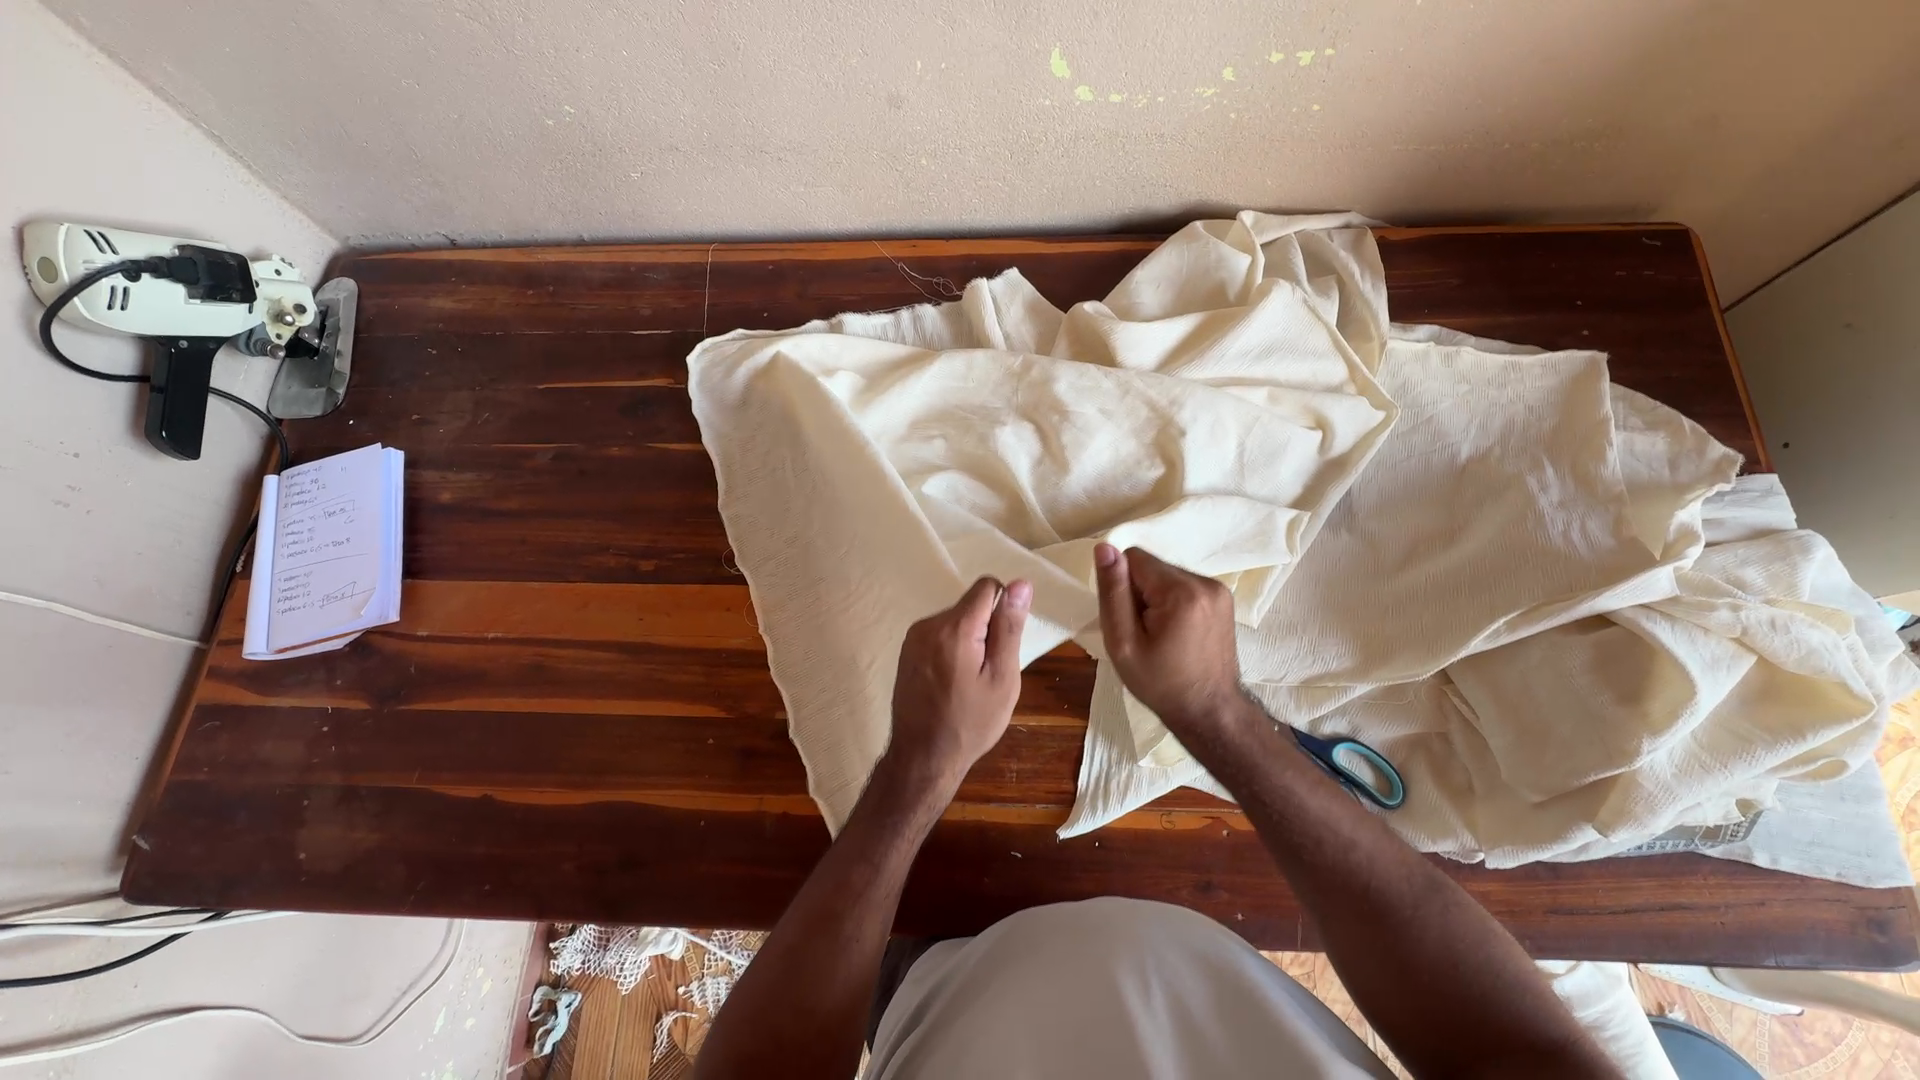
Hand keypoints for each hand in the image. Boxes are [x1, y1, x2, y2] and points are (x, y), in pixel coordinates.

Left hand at [885, 577, 1031, 785]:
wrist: (922, 757)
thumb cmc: (970, 723)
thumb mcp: (1002, 678)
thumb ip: (1009, 627)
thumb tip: (1021, 584)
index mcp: (955, 628)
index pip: (988, 587)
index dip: (1004, 610)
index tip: (1003, 644)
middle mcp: (929, 624)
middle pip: (970, 605)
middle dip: (985, 628)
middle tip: (988, 671)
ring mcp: (913, 637)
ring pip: (955, 620)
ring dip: (968, 640)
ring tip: (969, 680)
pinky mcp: (907, 650)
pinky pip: (939, 634)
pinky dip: (952, 649)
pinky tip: (952, 681)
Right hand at [1095, 543, 1250, 737]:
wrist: (1209, 711)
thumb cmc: (1160, 684)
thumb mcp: (1123, 642)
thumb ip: (1113, 592)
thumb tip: (1104, 547)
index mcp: (1181, 592)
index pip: (1133, 558)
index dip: (1121, 587)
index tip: (1129, 621)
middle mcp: (1205, 582)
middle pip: (1152, 566)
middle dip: (1140, 593)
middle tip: (1143, 633)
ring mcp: (1219, 590)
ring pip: (1167, 575)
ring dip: (1156, 598)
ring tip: (1160, 635)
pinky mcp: (1224, 598)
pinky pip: (1184, 585)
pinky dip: (1173, 603)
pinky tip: (1176, 633)